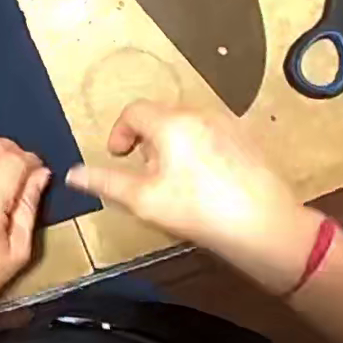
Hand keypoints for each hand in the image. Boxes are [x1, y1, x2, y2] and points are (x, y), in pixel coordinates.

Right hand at [63, 101, 321, 293]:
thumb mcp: (142, 199)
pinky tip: (202, 179)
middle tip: (146, 172)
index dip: (120, 133)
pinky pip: (209, 133)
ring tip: (173, 177)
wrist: (270, 230)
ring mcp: (228, 125)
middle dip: (145, 140)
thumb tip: (72, 174)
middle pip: (159, 116)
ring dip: (170, 143)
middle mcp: (200, 115)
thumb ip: (104, 181)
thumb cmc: (199, 211)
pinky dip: (196, 147)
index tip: (119, 157)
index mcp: (171, 124)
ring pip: (185, 123)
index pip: (133, 112)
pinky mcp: (248, 140)